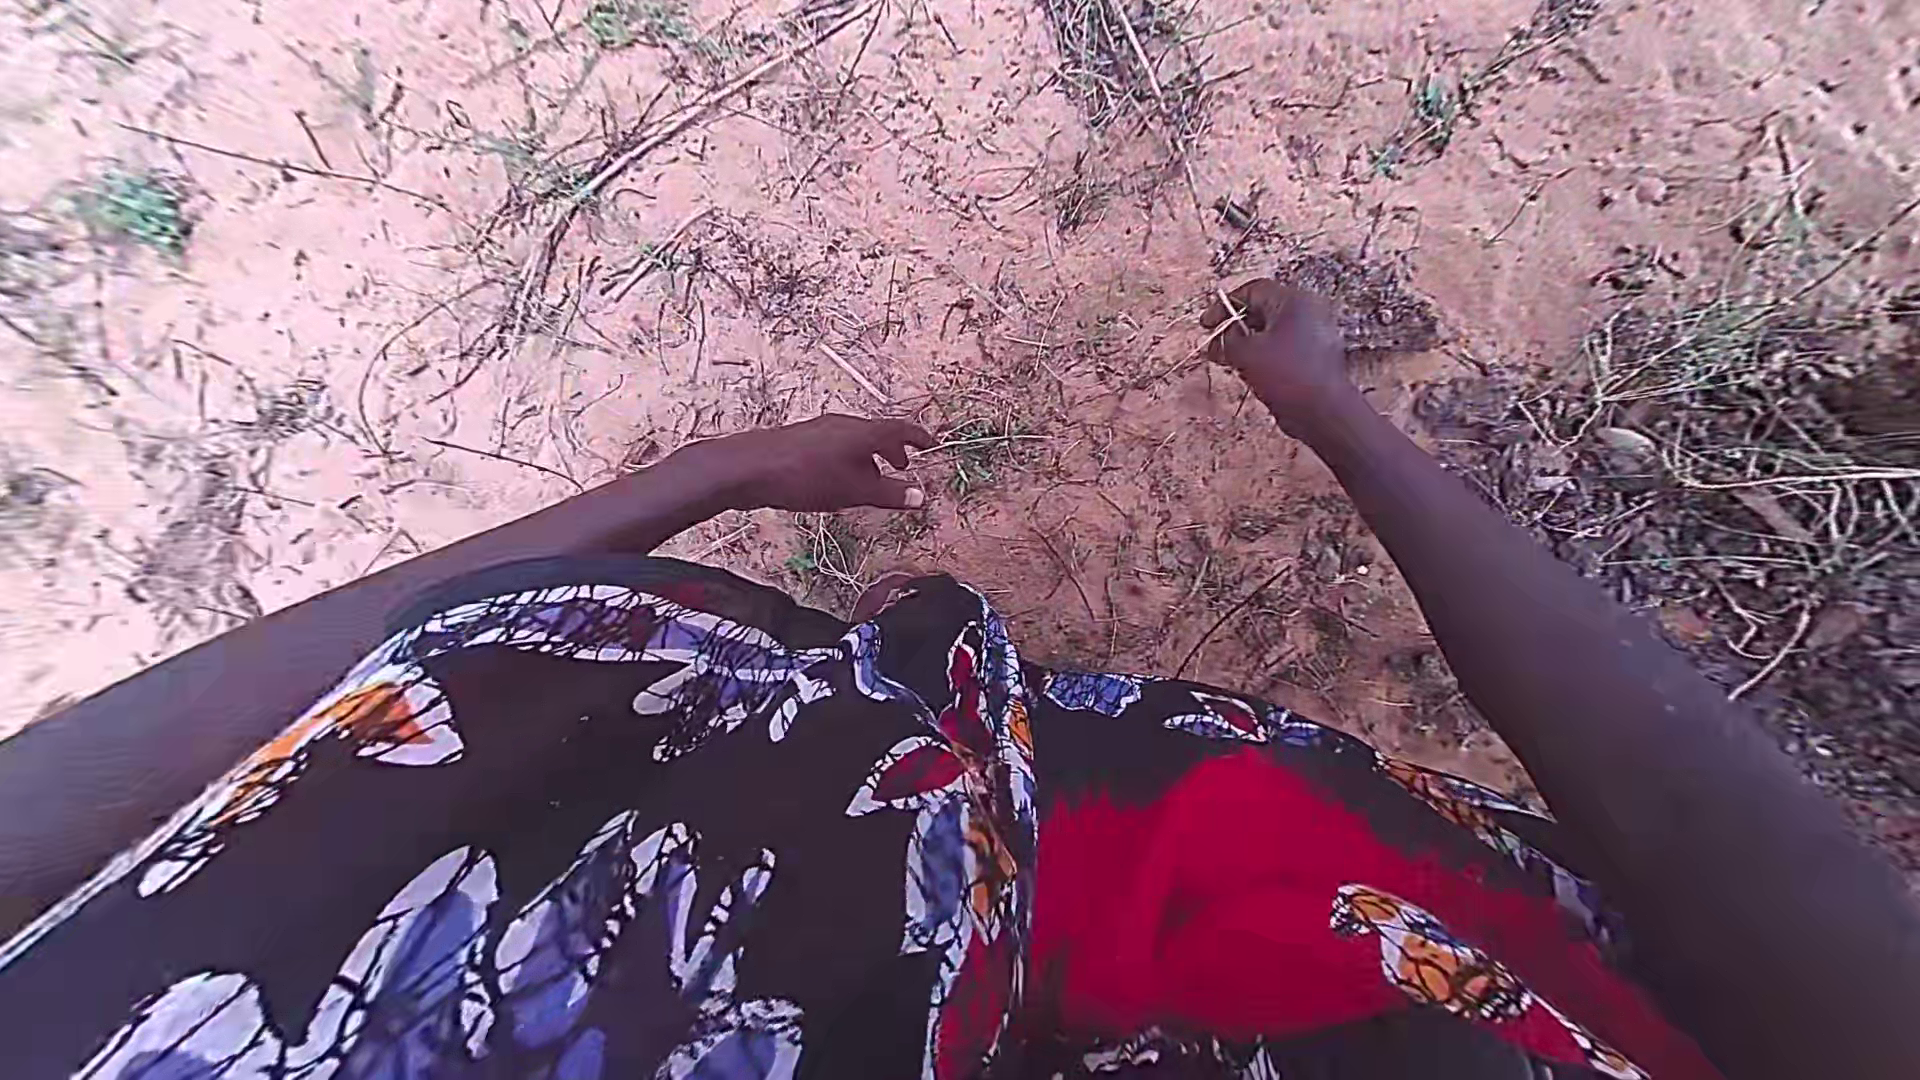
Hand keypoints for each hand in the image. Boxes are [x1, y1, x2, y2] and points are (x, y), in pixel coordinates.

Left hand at [692, 414, 934, 512]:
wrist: (749, 468)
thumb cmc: (807, 477)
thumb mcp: (854, 491)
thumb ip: (889, 494)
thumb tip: (921, 496)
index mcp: (862, 432)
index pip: (900, 429)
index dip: (918, 437)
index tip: (932, 445)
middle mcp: (843, 425)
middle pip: (877, 433)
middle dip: (893, 450)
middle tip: (903, 466)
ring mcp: (820, 430)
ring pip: (855, 441)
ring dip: (870, 458)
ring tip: (872, 480)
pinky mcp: (802, 441)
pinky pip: (837, 447)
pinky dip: (850, 460)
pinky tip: (839, 481)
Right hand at [1201, 279, 1354, 429]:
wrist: (1320, 409)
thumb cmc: (1284, 374)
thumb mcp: (1245, 353)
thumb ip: (1226, 341)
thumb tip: (1218, 340)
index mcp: (1293, 301)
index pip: (1253, 291)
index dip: (1224, 305)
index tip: (1205, 325)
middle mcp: (1306, 312)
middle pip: (1261, 310)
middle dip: (1233, 326)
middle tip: (1214, 344)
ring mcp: (1312, 334)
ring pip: (1269, 331)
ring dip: (1244, 343)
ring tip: (1226, 360)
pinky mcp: (1311, 356)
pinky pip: (1279, 347)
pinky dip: (1260, 354)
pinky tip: (1246, 370)